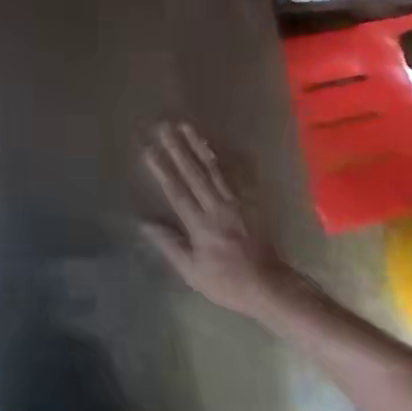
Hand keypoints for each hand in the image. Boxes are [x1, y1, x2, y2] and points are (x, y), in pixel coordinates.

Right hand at [141, 121, 299, 320]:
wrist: (266, 284)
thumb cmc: (225, 281)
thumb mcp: (191, 271)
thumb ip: (169, 244)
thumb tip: (145, 223)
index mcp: (200, 225)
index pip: (177, 191)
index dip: (162, 169)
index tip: (149, 149)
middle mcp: (217, 207)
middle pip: (194, 173)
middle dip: (178, 148)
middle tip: (164, 127)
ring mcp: (237, 201)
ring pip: (215, 167)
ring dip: (199, 145)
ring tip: (187, 127)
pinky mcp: (252, 199)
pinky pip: (239, 173)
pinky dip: (228, 156)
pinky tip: (219, 143)